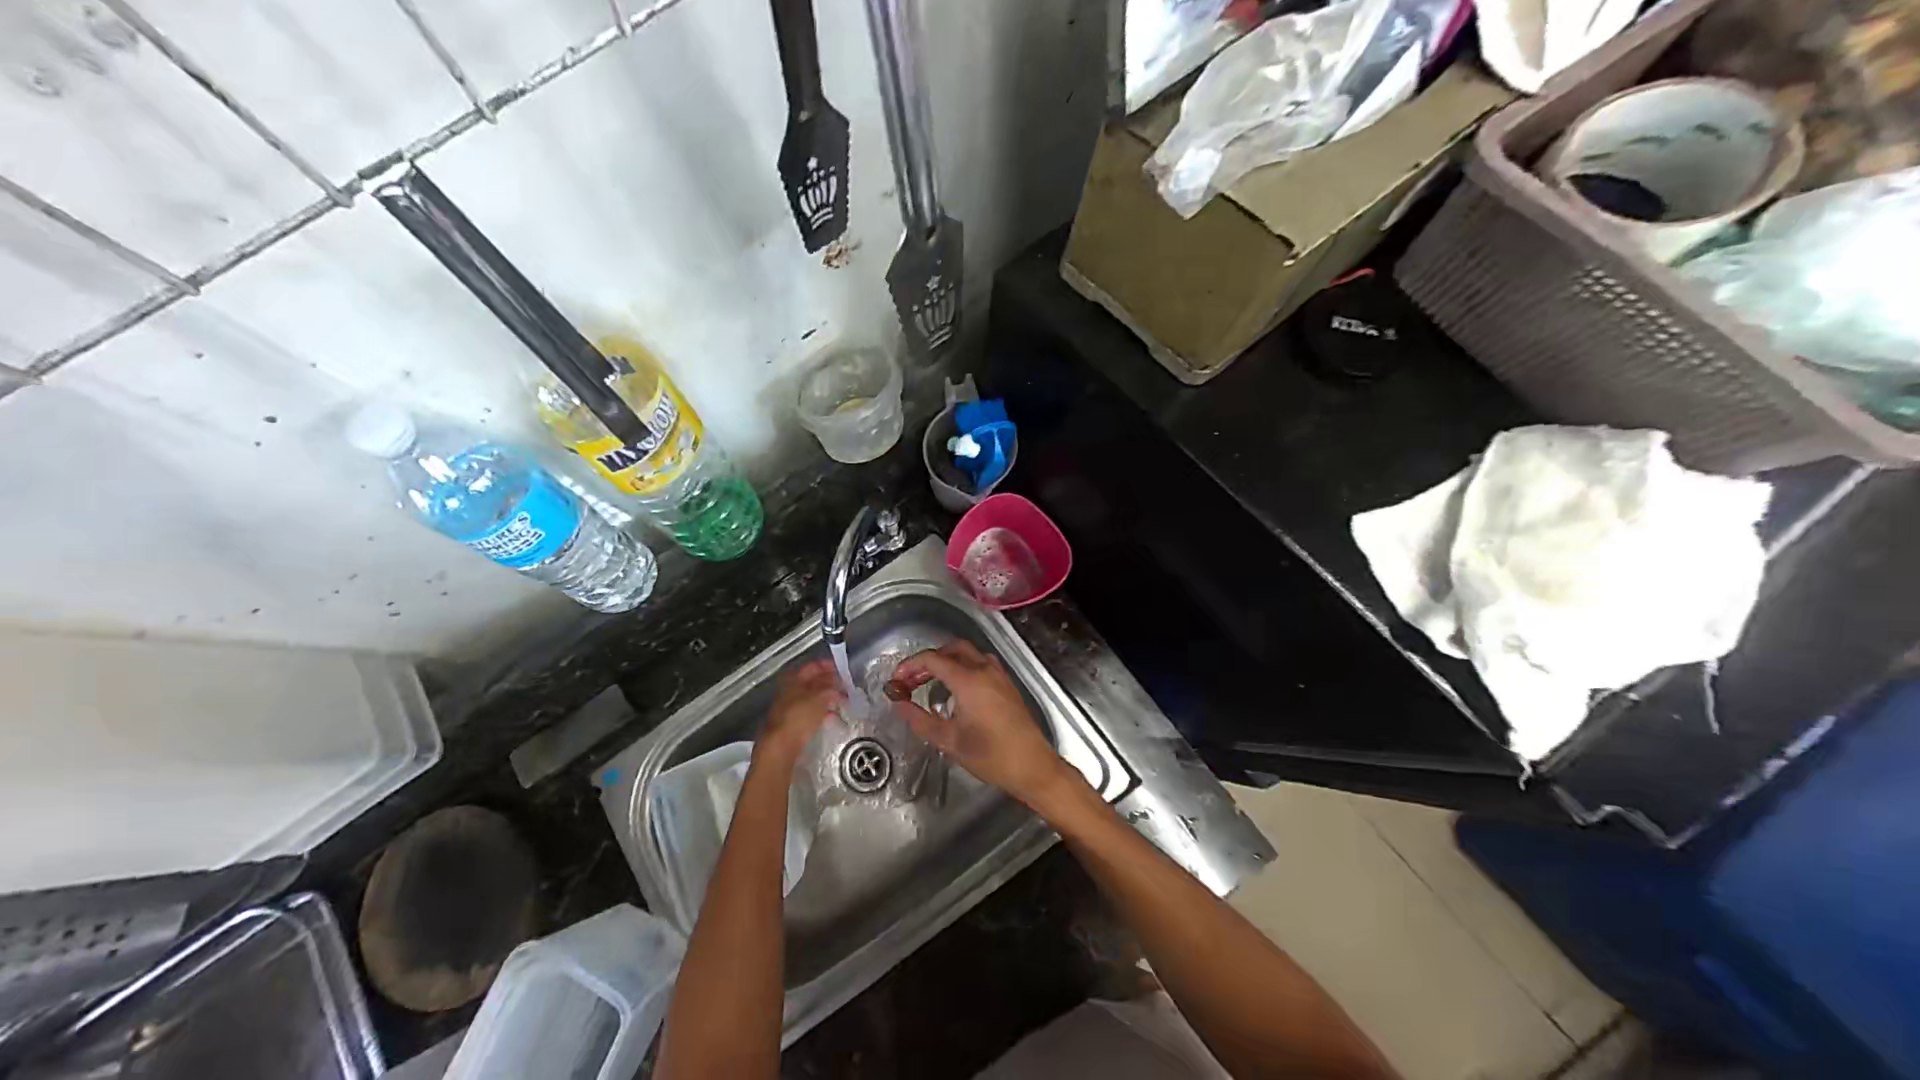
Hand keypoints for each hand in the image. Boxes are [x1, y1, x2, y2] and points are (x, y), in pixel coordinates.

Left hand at [761, 658, 844, 763]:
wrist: (781, 746)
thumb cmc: (799, 717)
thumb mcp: (820, 698)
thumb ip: (831, 688)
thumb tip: (839, 684)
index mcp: (793, 679)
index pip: (813, 666)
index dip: (829, 666)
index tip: (843, 670)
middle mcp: (790, 691)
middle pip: (813, 682)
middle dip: (830, 683)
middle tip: (845, 687)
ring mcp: (790, 707)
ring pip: (813, 698)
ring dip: (828, 699)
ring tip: (843, 702)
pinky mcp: (793, 723)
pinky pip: (811, 712)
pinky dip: (823, 713)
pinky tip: (833, 718)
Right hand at [886, 640, 1075, 806]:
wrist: (1032, 766)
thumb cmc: (991, 756)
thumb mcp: (949, 741)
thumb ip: (920, 720)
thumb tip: (900, 705)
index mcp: (968, 680)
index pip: (932, 659)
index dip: (910, 666)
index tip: (896, 681)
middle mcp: (985, 670)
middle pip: (951, 649)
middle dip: (928, 660)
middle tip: (911, 680)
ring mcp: (999, 675)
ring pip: (968, 654)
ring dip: (947, 661)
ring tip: (930, 682)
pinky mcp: (1007, 684)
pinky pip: (981, 663)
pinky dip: (963, 667)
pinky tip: (956, 690)